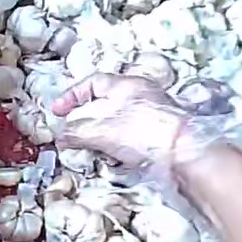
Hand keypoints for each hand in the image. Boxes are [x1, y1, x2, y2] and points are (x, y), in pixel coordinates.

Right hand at [49, 74, 201, 167]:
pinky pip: (128, 137)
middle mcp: (140, 95)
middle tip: (71, 135)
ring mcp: (151, 115)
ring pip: (115, 122)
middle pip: (102, 104)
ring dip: (99, 136)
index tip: (57, 112)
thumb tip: (60, 137)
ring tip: (91, 149)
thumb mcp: (101, 131)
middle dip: (83, 120)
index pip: (92, 83)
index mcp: (126, 85)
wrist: (184, 154)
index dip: (71, 96)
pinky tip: (113, 158)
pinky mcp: (158, 135)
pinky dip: (115, 145)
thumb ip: (76, 132)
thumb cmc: (141, 133)